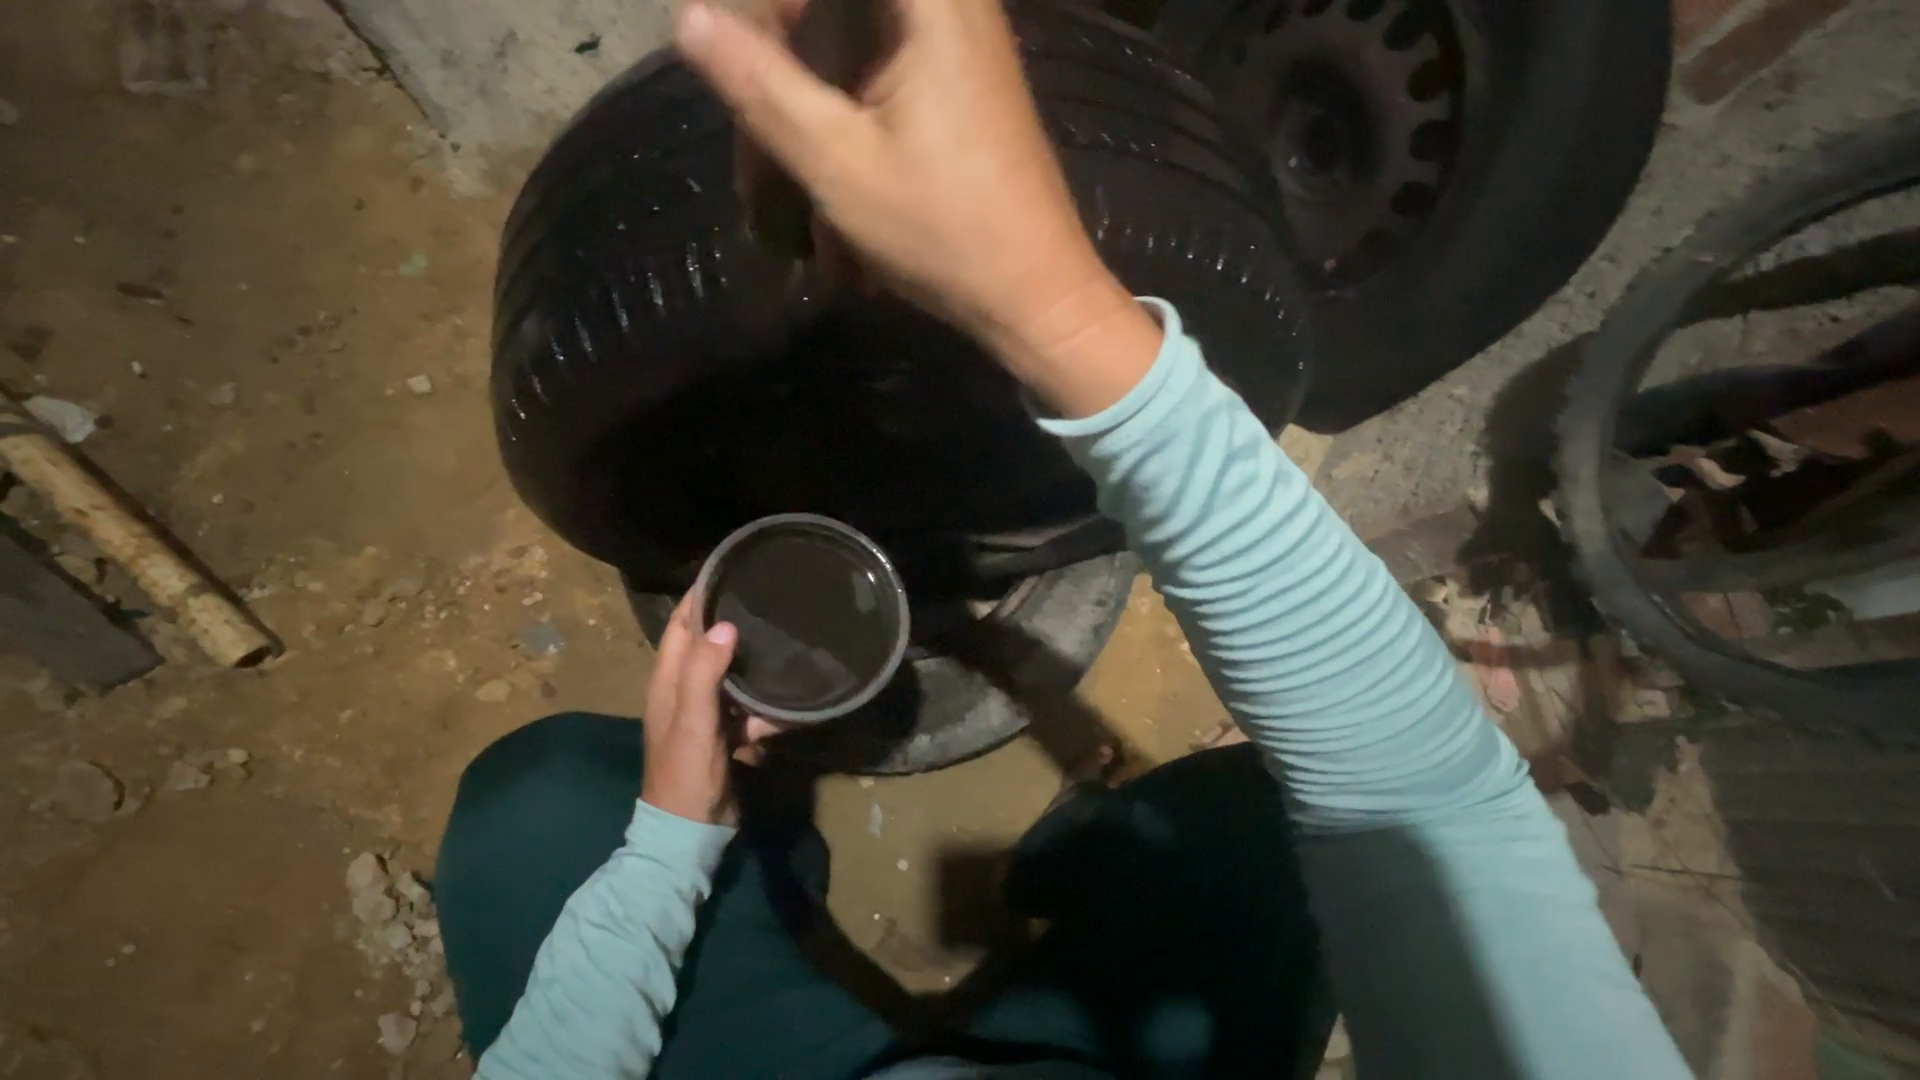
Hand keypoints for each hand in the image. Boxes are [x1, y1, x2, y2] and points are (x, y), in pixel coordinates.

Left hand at [640, 596, 773, 825]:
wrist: (691, 831)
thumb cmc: (685, 773)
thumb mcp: (693, 721)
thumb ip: (704, 673)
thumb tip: (725, 626)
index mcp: (668, 681)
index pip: (682, 625)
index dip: (700, 596)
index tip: (729, 568)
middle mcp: (686, 690)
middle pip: (710, 644)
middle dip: (734, 621)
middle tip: (769, 597)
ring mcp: (708, 712)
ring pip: (735, 675)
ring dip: (757, 663)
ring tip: (790, 638)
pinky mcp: (727, 734)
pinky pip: (751, 708)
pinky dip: (769, 706)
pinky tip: (795, 700)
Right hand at [674, 0, 1159, 414]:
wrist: (1037, 299)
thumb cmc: (944, 234)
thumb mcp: (839, 164)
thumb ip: (763, 85)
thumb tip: (691, 16)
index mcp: (928, 5)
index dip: (768, 17)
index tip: (735, 63)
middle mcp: (949, 11)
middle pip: (831, 18)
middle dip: (781, 88)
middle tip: (755, 170)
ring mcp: (957, 57)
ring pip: (851, 66)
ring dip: (813, 136)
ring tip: (793, 224)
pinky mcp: (960, 100)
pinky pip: (882, 100)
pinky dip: (850, 151)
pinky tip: (837, 231)